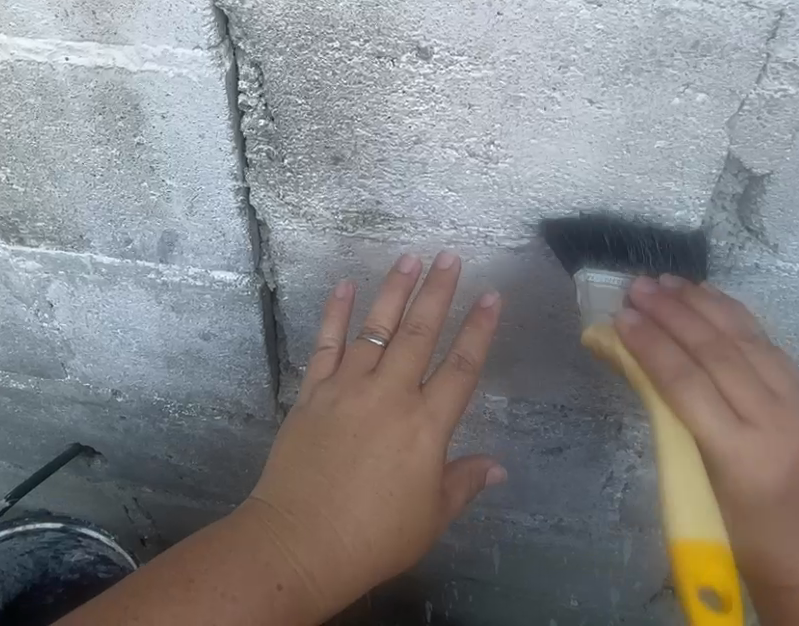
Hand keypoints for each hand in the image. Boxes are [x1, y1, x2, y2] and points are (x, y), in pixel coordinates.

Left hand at [238, 252, 503, 615]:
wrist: (300, 542)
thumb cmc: (373, 537)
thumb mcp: (431, 519)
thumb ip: (463, 484)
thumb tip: (499, 467)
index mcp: (426, 426)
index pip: (461, 367)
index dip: (479, 329)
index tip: (491, 296)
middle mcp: (390, 395)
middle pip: (420, 333)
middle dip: (438, 291)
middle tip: (449, 256)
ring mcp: (348, 387)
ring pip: (376, 327)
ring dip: (394, 290)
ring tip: (409, 258)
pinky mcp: (313, 391)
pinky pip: (327, 343)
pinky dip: (335, 312)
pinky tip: (345, 285)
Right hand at [615, 276, 798, 595]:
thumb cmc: (740, 532)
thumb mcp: (694, 479)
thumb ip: (664, 415)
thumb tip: (624, 355)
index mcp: (741, 456)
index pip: (687, 383)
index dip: (650, 345)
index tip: (620, 316)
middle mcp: (778, 423)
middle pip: (717, 352)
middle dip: (672, 314)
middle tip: (636, 287)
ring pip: (747, 339)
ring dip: (702, 304)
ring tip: (666, 281)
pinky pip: (769, 344)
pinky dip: (733, 315)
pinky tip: (707, 297)